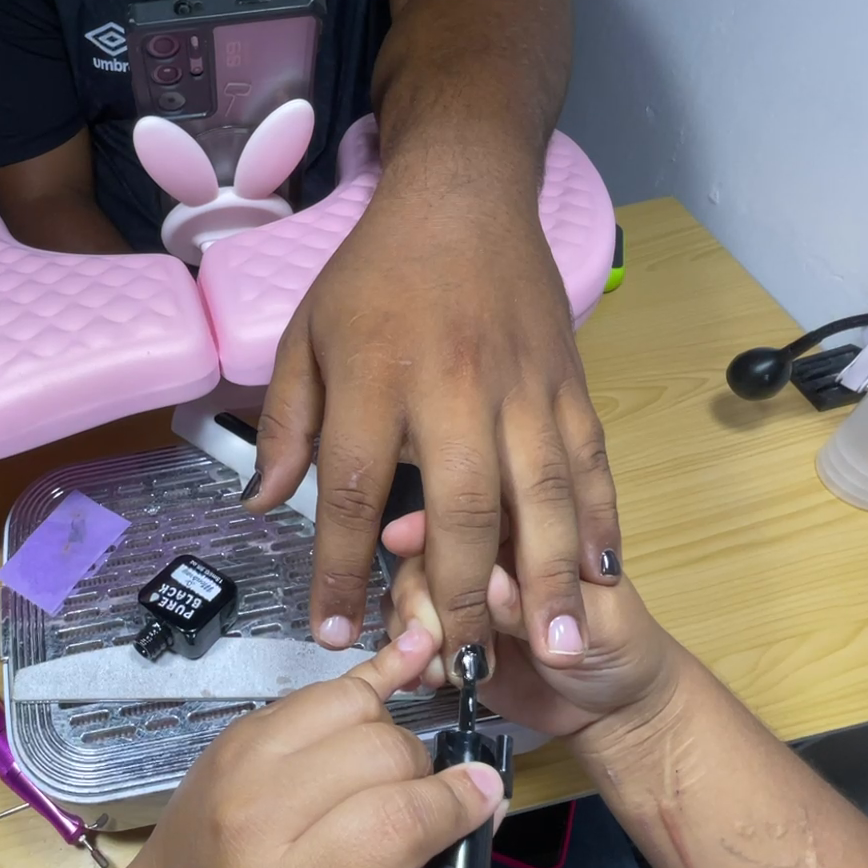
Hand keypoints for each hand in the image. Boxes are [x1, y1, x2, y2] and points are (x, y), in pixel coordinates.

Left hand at [113, 624, 505, 867]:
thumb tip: (487, 803)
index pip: (394, 821)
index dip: (454, 802)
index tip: (484, 794)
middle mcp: (260, 815)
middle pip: (379, 755)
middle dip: (421, 772)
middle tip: (418, 797)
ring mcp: (244, 759)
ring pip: (355, 709)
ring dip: (391, 733)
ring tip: (386, 766)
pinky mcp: (241, 726)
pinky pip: (321, 686)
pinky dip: (373, 671)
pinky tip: (412, 651)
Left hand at [245, 178, 619, 674]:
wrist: (463, 198)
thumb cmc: (374, 274)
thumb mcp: (303, 339)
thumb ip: (284, 427)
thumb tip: (264, 506)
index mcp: (376, 384)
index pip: (354, 496)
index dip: (341, 572)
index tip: (333, 632)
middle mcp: (454, 394)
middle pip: (460, 511)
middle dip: (459, 597)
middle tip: (461, 669)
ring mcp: (523, 390)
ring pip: (541, 496)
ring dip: (547, 578)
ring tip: (553, 644)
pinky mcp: (568, 384)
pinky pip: (589, 461)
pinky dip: (600, 520)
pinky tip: (603, 574)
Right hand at [380, 511, 678, 739]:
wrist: (616, 712)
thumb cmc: (623, 650)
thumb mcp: (599, 621)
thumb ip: (544, 600)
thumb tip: (489, 585)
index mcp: (523, 536)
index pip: (470, 517)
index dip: (429, 526)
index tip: (401, 540)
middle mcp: (483, 562)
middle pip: (424, 558)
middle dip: (416, 594)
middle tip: (428, 635)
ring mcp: (461, 603)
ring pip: (408, 597)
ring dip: (410, 629)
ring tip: (434, 667)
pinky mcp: (448, 642)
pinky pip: (409, 639)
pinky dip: (408, 657)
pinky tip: (422, 677)